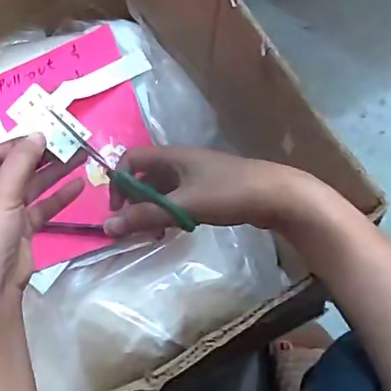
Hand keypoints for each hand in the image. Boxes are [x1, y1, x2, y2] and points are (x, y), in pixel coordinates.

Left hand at [0, 135, 84, 314]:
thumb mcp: (2, 191)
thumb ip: (21, 160)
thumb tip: (37, 133)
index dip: (20, 142)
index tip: (48, 133)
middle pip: (14, 168)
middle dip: (41, 156)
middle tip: (70, 142)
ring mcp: (1, 213)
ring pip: (29, 187)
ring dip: (53, 174)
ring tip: (81, 157)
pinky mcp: (18, 230)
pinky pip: (38, 208)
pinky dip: (56, 197)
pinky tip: (78, 186)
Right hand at [103, 147, 315, 234]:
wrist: (282, 197)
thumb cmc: (230, 193)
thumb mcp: (183, 206)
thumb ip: (145, 217)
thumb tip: (108, 227)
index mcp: (172, 157)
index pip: (130, 159)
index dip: (119, 181)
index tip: (119, 208)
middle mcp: (181, 162)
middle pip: (144, 177)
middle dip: (134, 201)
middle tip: (134, 227)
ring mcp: (197, 176)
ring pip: (161, 190)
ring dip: (151, 210)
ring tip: (154, 233)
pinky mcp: (210, 190)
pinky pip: (178, 198)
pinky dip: (169, 212)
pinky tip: (175, 230)